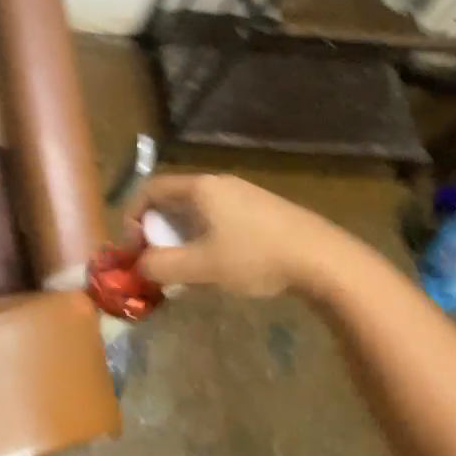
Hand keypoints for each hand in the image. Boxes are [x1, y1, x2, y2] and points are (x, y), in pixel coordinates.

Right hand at [125, 174, 347, 297]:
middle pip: (172, 202)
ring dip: (181, 240)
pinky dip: (204, 241)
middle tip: (158, 262)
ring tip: (186, 271)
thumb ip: (160, 266)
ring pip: (196, 214)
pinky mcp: (262, 213)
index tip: (134, 247)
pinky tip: (217, 268)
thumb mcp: (199, 267)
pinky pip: (218, 221)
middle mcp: (220, 185)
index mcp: (201, 188)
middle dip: (157, 233)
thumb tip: (140, 266)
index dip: (132, 217)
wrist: (324, 261)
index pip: (149, 190)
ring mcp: (244, 197)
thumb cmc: (255, 257)